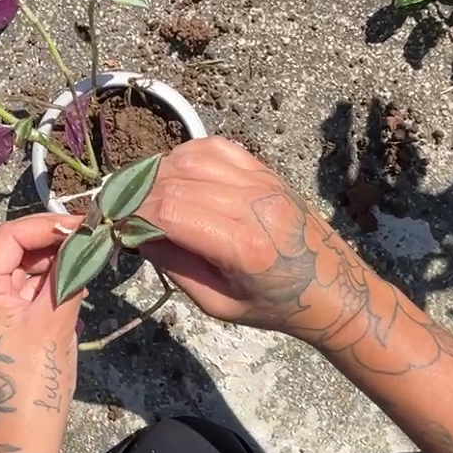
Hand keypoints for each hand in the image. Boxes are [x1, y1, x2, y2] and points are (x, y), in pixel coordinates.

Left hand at [0, 214, 83, 452]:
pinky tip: (73, 281)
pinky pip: (19, 293)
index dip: (46, 225)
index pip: (8, 236)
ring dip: (49, 260)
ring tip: (86, 256)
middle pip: (8, 249)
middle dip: (47, 239)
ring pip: (16, 270)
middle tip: (87, 236)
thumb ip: (68, 275)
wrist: (20, 442)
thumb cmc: (35, 383)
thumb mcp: (55, 322)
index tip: (83, 224)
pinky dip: (45, 284)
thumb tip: (84, 241)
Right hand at [128, 138, 352, 333]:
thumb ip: (173, 266)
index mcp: (243, 246)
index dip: (134, 215)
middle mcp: (252, 204)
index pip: (170, 211)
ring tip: (147, 196)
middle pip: (174, 181)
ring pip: (189, 157)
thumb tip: (132, 234)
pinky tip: (177, 177)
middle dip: (138, 195)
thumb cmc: (276, 306)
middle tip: (122, 213)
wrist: (335, 289)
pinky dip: (185, 157)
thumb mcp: (217, 304)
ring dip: (158, 173)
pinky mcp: (263, 169)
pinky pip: (212, 147)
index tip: (117, 226)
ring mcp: (260, 181)